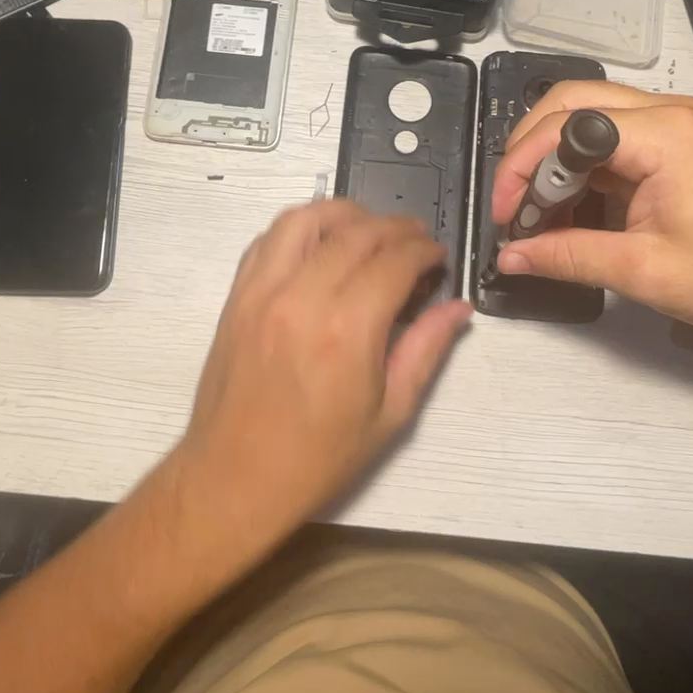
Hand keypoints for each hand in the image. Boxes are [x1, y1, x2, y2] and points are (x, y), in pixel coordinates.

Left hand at [175, 199, 471, 544]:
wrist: (234, 478)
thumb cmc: (318, 458)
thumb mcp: (390, 414)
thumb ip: (426, 350)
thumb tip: (458, 308)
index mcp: (347, 331)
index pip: (394, 261)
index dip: (423, 250)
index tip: (437, 256)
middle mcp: (302, 298)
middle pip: (356, 232)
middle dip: (395, 228)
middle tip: (416, 239)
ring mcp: (262, 292)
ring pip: (305, 220)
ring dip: (344, 213)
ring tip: (369, 228)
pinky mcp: (236, 296)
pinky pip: (268, 240)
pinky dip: (300, 229)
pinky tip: (321, 245)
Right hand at [491, 82, 692, 337]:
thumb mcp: (645, 271)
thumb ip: (568, 257)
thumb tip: (511, 256)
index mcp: (665, 134)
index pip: (564, 126)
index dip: (520, 166)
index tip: (506, 214)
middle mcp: (672, 114)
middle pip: (572, 104)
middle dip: (531, 151)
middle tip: (515, 204)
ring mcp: (682, 126)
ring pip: (593, 120)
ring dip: (558, 161)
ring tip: (544, 214)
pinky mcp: (686, 145)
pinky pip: (619, 141)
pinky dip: (588, 169)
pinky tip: (580, 210)